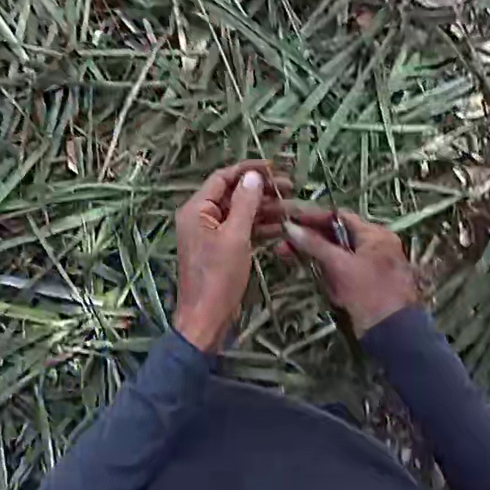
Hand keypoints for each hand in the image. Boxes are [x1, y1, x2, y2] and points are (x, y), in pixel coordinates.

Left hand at [172, 161, 287, 351]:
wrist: (206, 320)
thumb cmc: (218, 278)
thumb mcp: (235, 237)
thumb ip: (245, 204)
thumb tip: (254, 176)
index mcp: (196, 210)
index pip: (222, 178)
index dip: (248, 170)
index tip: (275, 168)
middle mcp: (200, 217)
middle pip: (233, 194)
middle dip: (261, 190)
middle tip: (290, 188)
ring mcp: (211, 234)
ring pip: (240, 213)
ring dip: (265, 209)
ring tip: (293, 207)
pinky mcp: (221, 249)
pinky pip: (241, 230)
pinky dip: (260, 227)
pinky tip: (282, 226)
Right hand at [282, 206, 420, 332]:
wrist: (392, 334)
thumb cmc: (369, 293)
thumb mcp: (340, 265)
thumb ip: (314, 245)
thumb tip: (290, 227)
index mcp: (375, 235)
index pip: (340, 217)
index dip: (314, 218)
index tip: (290, 221)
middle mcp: (374, 246)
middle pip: (335, 236)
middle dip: (309, 240)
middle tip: (284, 245)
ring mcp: (368, 266)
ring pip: (335, 255)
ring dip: (315, 258)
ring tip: (289, 258)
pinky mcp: (362, 284)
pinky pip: (339, 272)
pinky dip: (326, 273)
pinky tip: (313, 276)